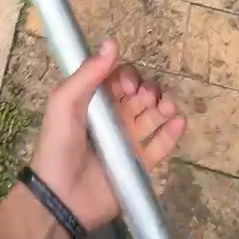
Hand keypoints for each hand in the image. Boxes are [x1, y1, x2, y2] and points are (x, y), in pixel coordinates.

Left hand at [27, 39, 186, 229]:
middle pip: (139, 95)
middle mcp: (113, 118)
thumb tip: (111, 42)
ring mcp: (128, 142)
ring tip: (167, 106)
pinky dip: (173, 133)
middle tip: (147, 96)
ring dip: (164, 106)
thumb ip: (88, 73)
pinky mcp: (139, 165)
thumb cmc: (59, 143)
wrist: (61, 196)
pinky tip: (179, 121)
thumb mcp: (65, 102)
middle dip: (148, 89)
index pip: (118, 79)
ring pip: (153, 117)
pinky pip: (161, 145)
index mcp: (94, 101)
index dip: (127, 76)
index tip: (127, 83)